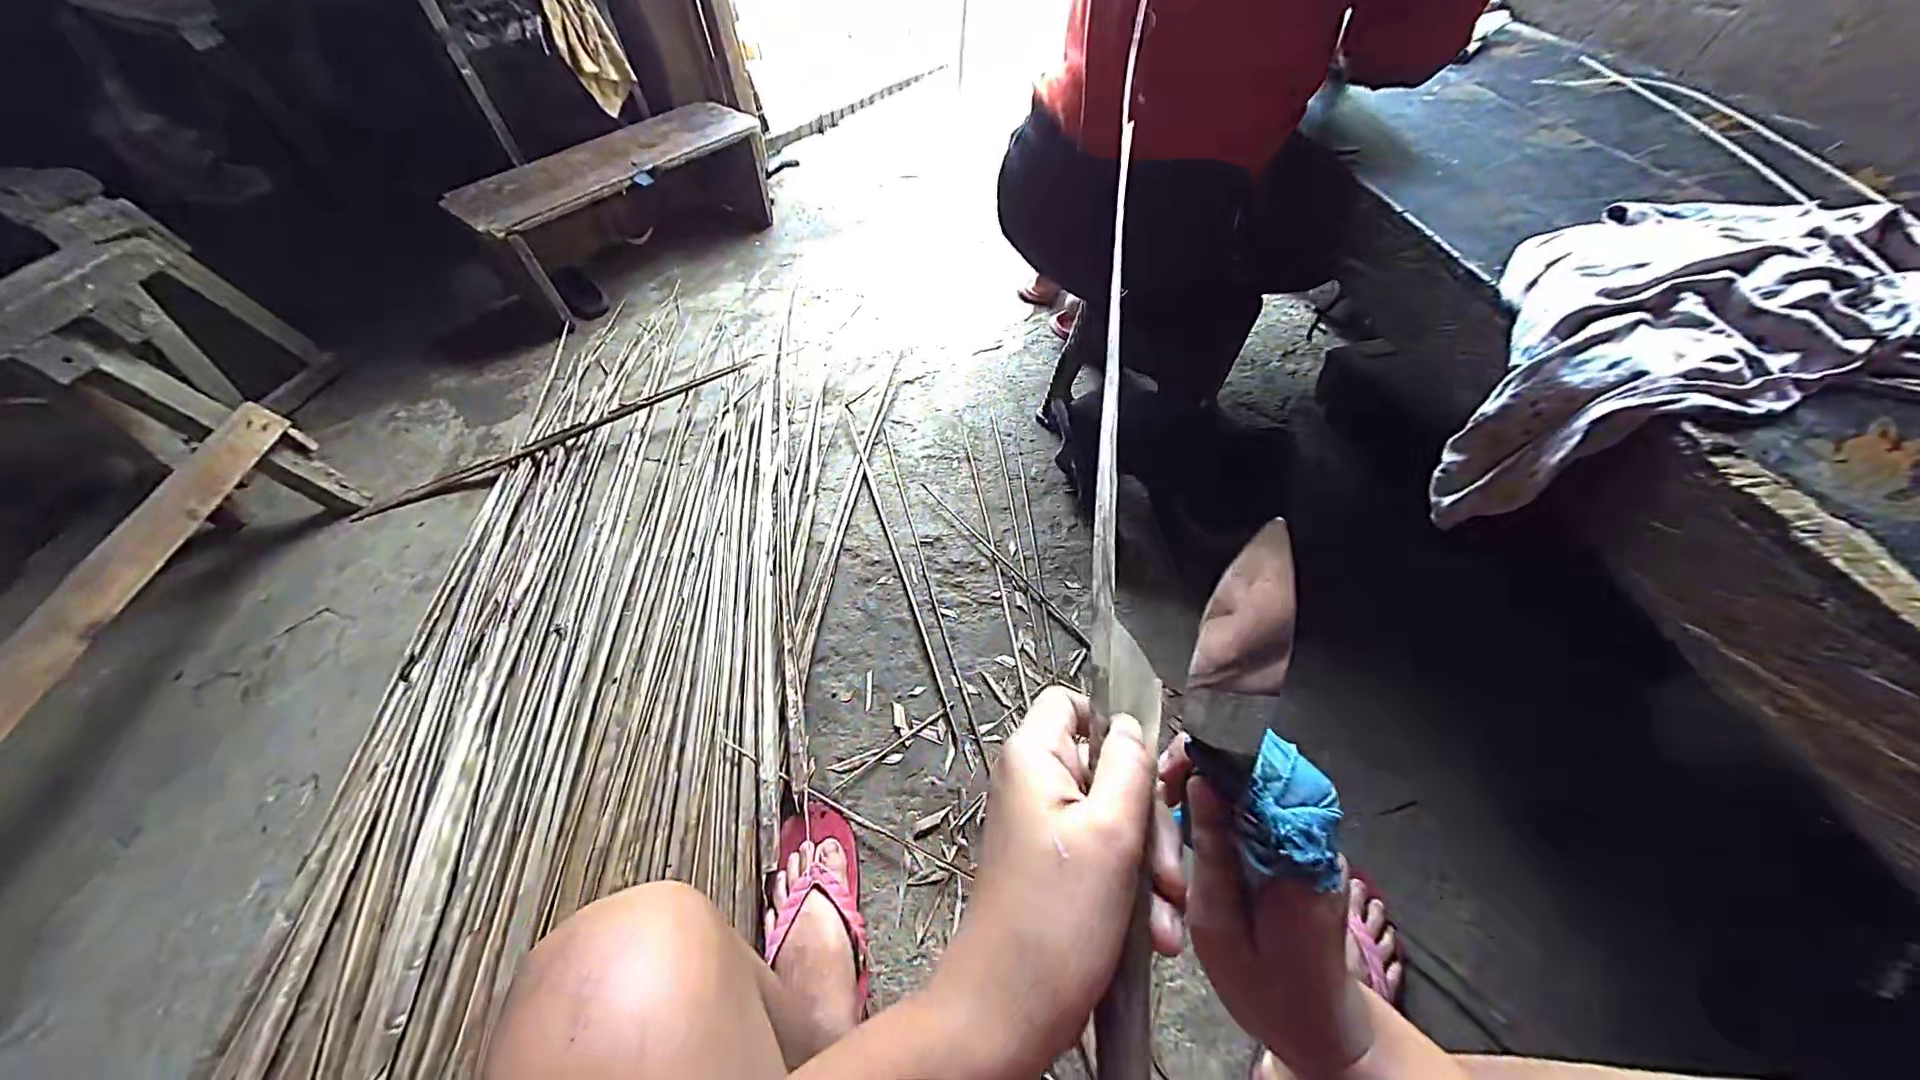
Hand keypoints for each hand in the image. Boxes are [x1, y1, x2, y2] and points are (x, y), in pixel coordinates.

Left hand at [927, 686, 1184, 1077]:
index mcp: (1033, 757)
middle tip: (1170, 872)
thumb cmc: (1059, 917)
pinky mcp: (1056, 863)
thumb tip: (1131, 724)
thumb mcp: (1110, 832)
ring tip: (1165, 916)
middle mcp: (1034, 782)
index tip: (1144, 769)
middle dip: (1147, 818)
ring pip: (1114, 815)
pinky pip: (1103, 854)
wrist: (1010, 1011)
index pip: (1069, 701)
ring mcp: (1044, 824)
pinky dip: (1131, 887)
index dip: (1110, 723)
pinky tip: (1154, 933)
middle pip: (1105, 765)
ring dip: (1149, 864)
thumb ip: (1128, 765)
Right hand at [1160, 736, 1373, 1079]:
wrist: (1322, 1026)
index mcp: (1297, 853)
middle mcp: (1313, 833)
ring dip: (1210, 779)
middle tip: (1164, 791)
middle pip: (1256, 766)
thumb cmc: (1265, 989)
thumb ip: (1211, 851)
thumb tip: (1200, 780)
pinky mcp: (1303, 842)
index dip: (1208, 757)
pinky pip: (1259, 800)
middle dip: (1201, 764)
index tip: (1168, 776)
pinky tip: (1197, 816)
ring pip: (1256, 778)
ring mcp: (1312, 836)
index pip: (1259, 772)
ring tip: (1173, 802)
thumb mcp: (1219, 925)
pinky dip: (1222, 798)